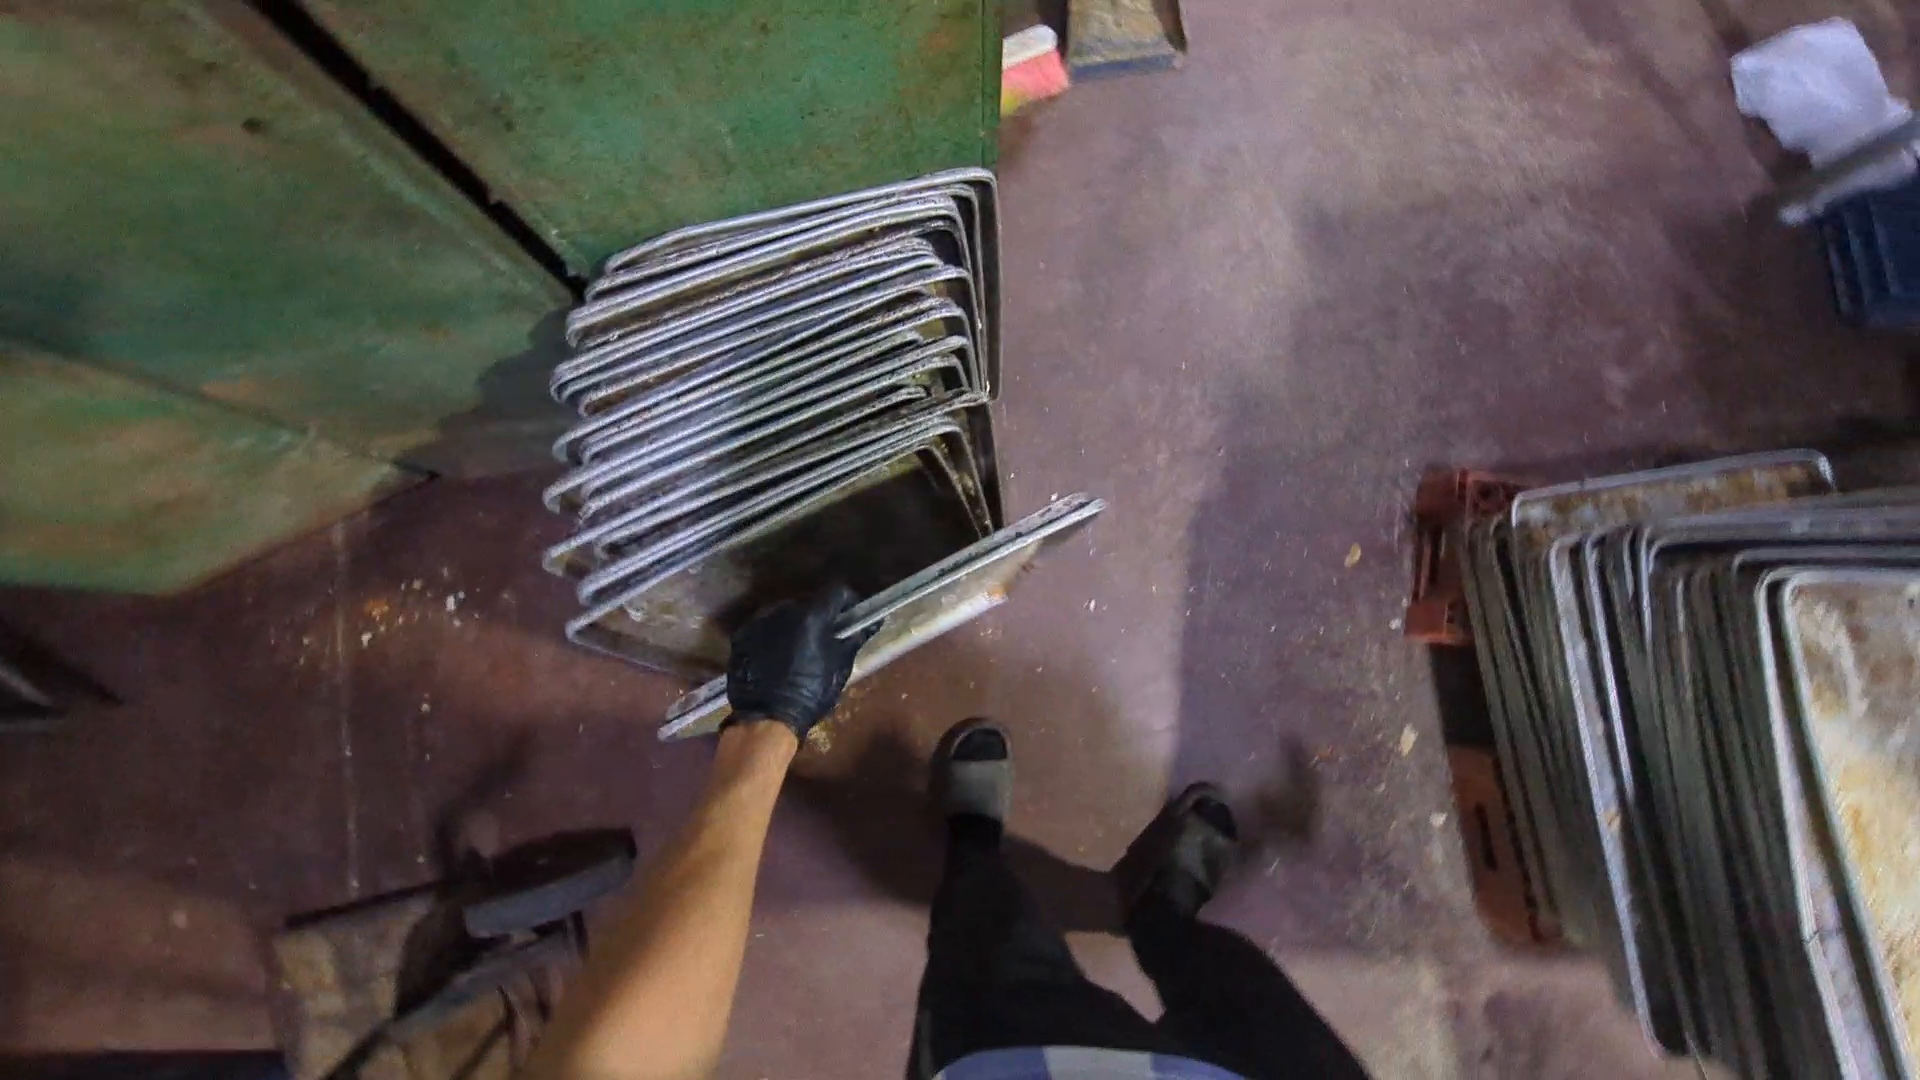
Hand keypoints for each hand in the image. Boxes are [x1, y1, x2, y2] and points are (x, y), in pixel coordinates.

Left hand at [725, 584, 877, 740]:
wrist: (766, 719)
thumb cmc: (810, 694)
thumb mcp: (839, 668)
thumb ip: (853, 640)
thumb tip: (871, 623)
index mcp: (812, 616)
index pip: (836, 591)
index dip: (847, 601)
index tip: (851, 615)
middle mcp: (783, 611)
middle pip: (809, 601)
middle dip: (820, 614)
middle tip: (826, 635)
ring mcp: (759, 621)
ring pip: (784, 612)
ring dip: (795, 623)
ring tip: (800, 645)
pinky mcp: (741, 636)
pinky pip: (764, 626)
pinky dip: (774, 634)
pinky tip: (777, 654)